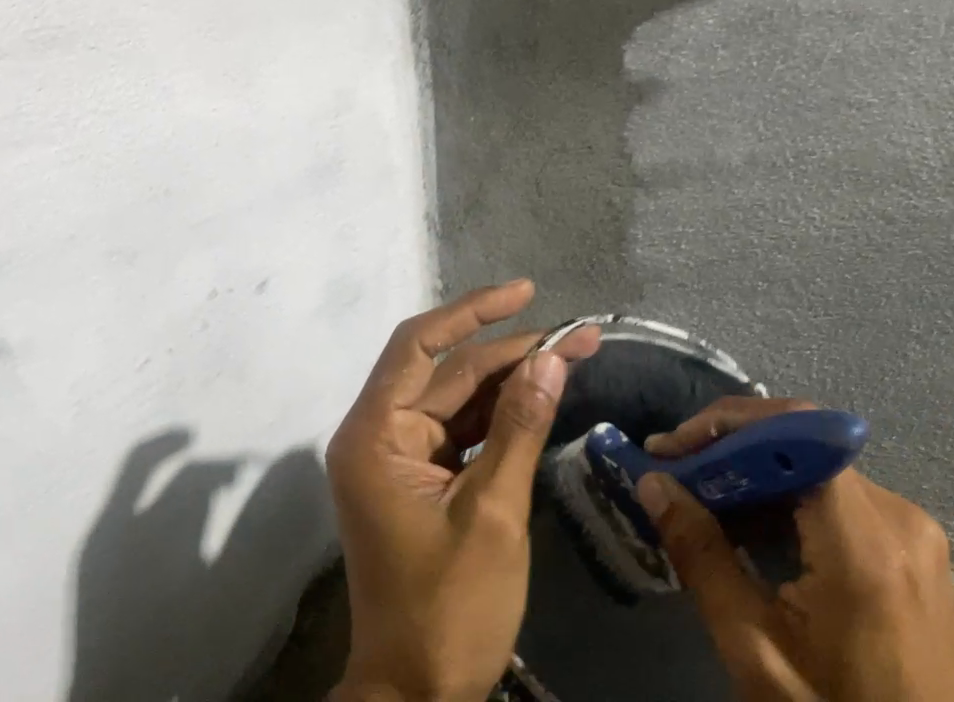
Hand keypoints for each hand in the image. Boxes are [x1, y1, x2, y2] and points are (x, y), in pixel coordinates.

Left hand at [326, 281, 601, 701]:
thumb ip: (520, 427)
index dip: (472, 311)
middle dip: (511, 351)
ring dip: (512, 380)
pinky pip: (462, 430)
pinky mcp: (420, 480)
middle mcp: (378, 436)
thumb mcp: (493, 512)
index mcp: (375, 436)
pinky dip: (502, 416)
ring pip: (458, 398)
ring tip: (573, 357)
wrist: (418, 691)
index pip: (419, 346)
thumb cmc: (450, 607)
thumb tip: (551, 356)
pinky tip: (543, 398)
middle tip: (578, 337)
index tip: (526, 292)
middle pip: (447, 371)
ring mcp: (399, 459)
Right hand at [638, 397, 953, 701]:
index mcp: (864, 542)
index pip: (796, 431)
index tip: (670, 448)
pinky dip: (787, 501)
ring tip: (698, 501)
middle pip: (803, 446)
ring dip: (755, 475)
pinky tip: (749, 531)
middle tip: (671, 475)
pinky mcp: (914, 551)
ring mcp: (913, 533)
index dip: (728, 423)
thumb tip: (653, 484)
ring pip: (818, 469)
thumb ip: (703, 558)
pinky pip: (839, 500)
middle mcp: (899, 517)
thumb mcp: (755, 650)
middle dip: (730, 450)